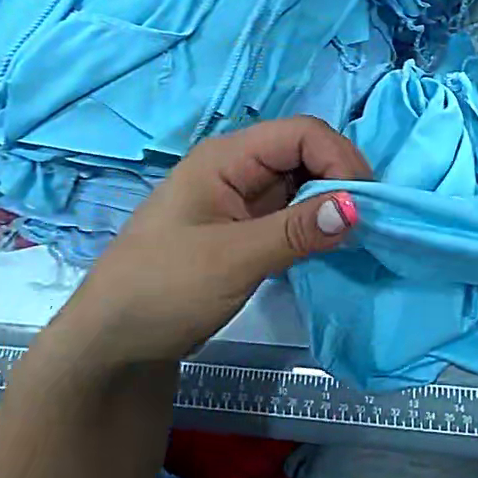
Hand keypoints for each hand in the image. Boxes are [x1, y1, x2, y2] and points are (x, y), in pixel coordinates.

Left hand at [34, 117, 370, 376]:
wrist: (112, 344)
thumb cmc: (161, 290)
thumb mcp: (231, 259)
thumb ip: (295, 230)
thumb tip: (356, 208)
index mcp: (227, 157)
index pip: (300, 133)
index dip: (338, 158)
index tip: (361, 203)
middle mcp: (238, 168)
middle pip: (306, 152)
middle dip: (341, 178)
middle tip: (365, 220)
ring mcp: (243, 198)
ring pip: (304, 182)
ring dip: (333, 201)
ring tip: (355, 233)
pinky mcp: (248, 227)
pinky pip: (295, 211)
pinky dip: (318, 222)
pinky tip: (332, 243)